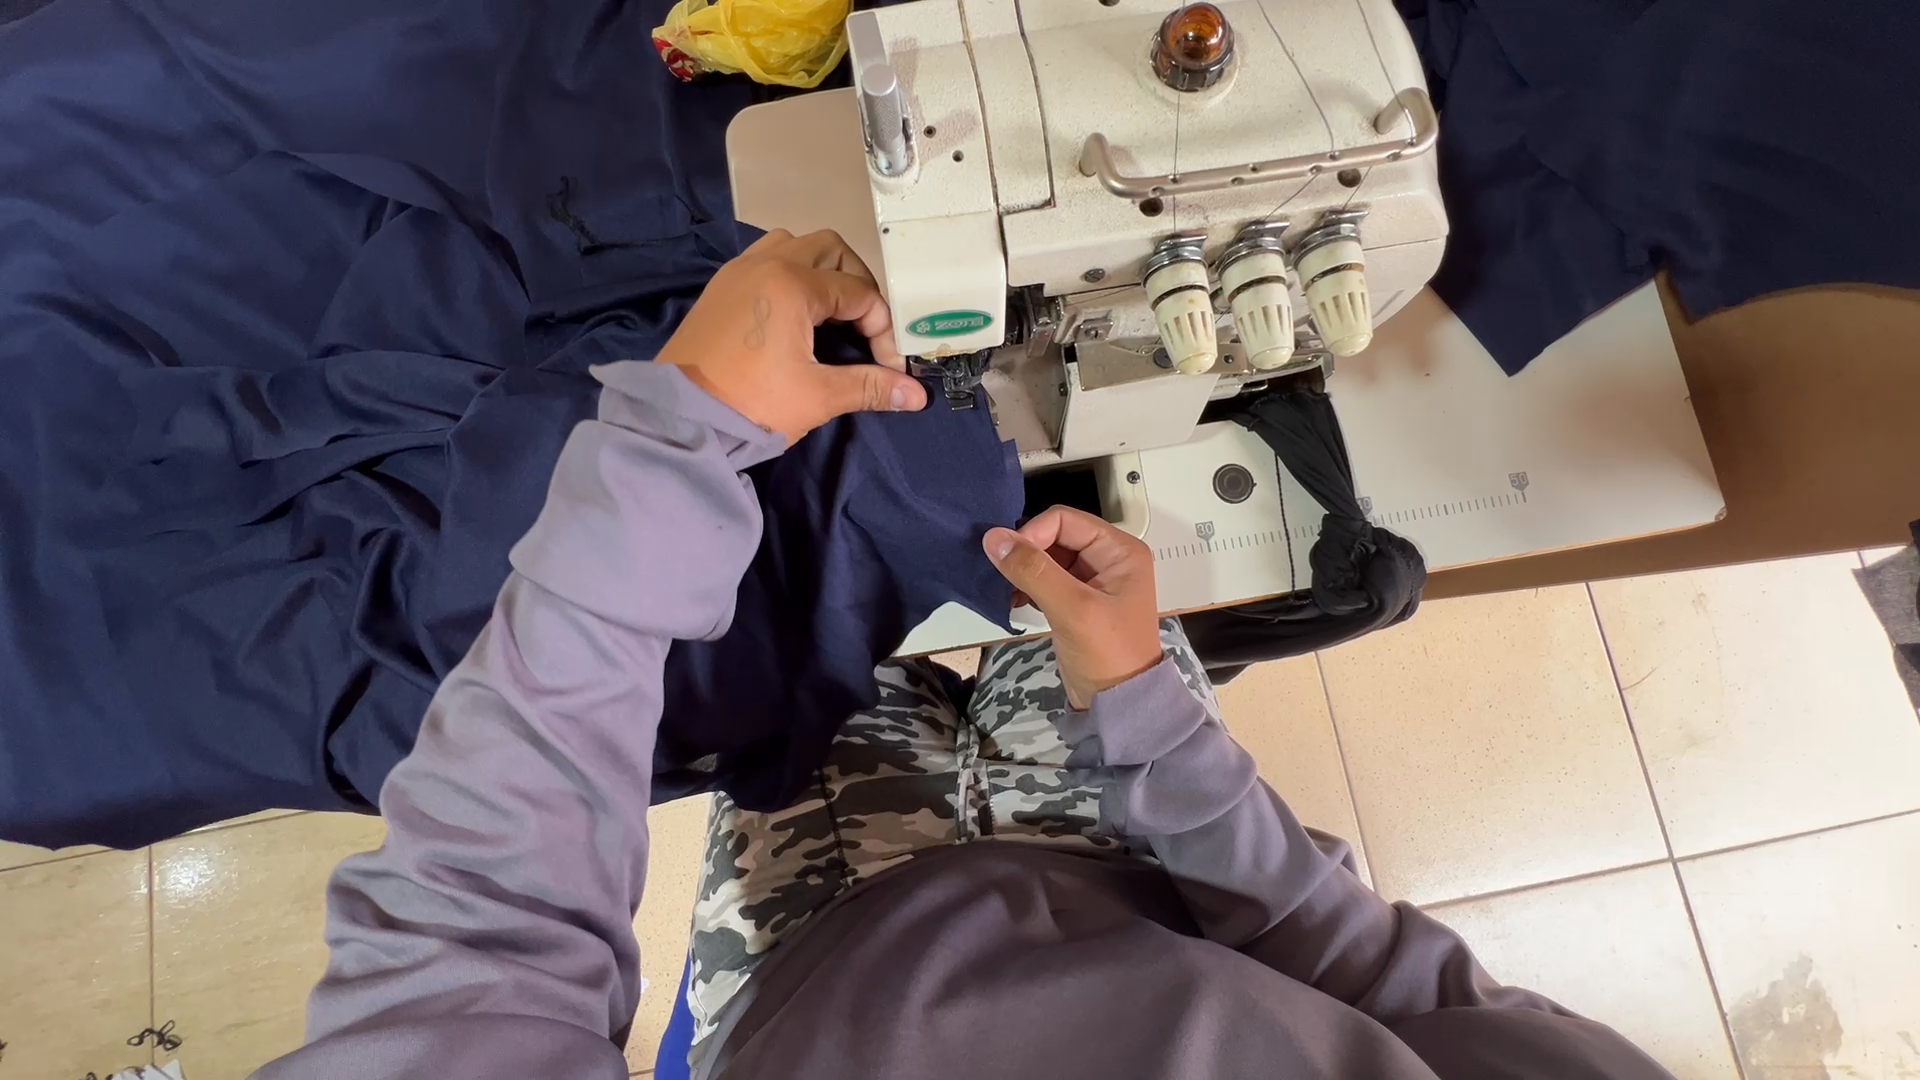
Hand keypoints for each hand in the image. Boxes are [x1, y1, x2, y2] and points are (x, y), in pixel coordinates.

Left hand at [655, 229, 927, 441]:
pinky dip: (791, 277)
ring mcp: (738, 272)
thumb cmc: (751, 405)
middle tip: (865, 328)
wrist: (680, 420)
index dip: (883, 330)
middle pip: (830, 250)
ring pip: (795, 247)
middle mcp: (765, 264)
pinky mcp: (721, 288)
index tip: (887, 368)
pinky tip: (797, 319)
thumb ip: (870, 387)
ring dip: (822, 273)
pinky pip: (766, 261)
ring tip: (833, 317)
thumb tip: (918, 396)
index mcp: (791, 284)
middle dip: (858, 285)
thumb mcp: (818, 396)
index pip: (860, 292)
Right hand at [983, 506, 1164, 709]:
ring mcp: (1093, 580)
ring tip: (1007, 592)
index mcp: (1120, 550)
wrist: (1119, 706)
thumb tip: (993, 537)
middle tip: (1003, 576)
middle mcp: (1109, 558)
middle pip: (1055, 535)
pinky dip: (1028, 585)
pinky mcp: (1077, 600)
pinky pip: (1046, 578)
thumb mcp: (1071, 609)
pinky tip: (1014, 602)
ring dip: (1024, 570)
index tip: (1009, 559)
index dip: (1033, 533)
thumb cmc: (1107, 655)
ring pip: (1047, 557)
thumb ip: (1033, 571)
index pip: (1064, 520)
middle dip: (1027, 552)